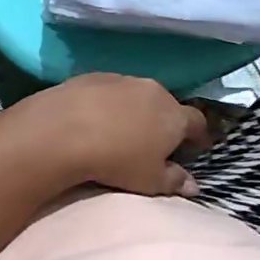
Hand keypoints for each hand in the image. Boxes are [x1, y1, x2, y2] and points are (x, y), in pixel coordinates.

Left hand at [8, 73, 209, 196]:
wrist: (63, 129)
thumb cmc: (116, 159)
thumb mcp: (149, 180)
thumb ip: (174, 180)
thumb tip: (192, 184)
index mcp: (174, 114)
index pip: (197, 122)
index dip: (196, 136)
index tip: (192, 148)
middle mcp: (152, 90)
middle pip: (165, 104)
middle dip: (162, 120)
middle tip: (152, 141)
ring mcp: (121, 78)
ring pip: (135, 93)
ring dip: (133, 108)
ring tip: (119, 129)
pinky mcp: (91, 75)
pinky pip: (107, 89)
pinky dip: (105, 102)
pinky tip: (92, 117)